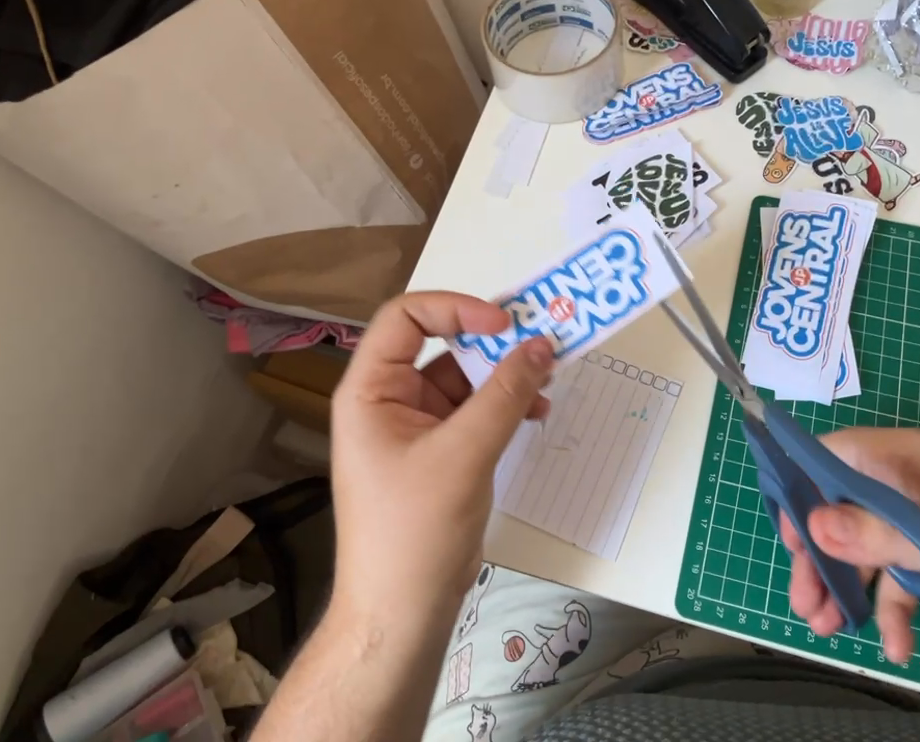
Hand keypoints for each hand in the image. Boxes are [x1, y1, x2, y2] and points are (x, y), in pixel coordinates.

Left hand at [329, 292, 554, 622]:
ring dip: (508, 376)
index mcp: (372, 390)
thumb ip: (505, 394)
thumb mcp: (463, 454)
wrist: (404, 610)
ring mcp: (419, 425)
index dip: (455, 308)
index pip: (406, 318)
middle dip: (494, 343)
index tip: (505, 323)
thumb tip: (544, 344)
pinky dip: (508, 405)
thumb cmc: (415, 529)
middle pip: (444, 344)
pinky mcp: (444, 449)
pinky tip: (536, 413)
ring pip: (468, 378)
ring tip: (548, 382)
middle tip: (543, 343)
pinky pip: (479, 409)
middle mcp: (392, 398)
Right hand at [779, 428, 919, 662]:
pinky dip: (890, 609)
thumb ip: (889, 532)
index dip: (803, 488)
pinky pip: (897, 577)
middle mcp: (910, 483)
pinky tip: (895, 646)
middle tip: (804, 601)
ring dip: (844, 586)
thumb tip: (816, 522)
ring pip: (863, 546)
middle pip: (841, 508)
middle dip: (820, 554)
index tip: (787, 536)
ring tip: (826, 628)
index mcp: (910, 459)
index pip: (836, 456)